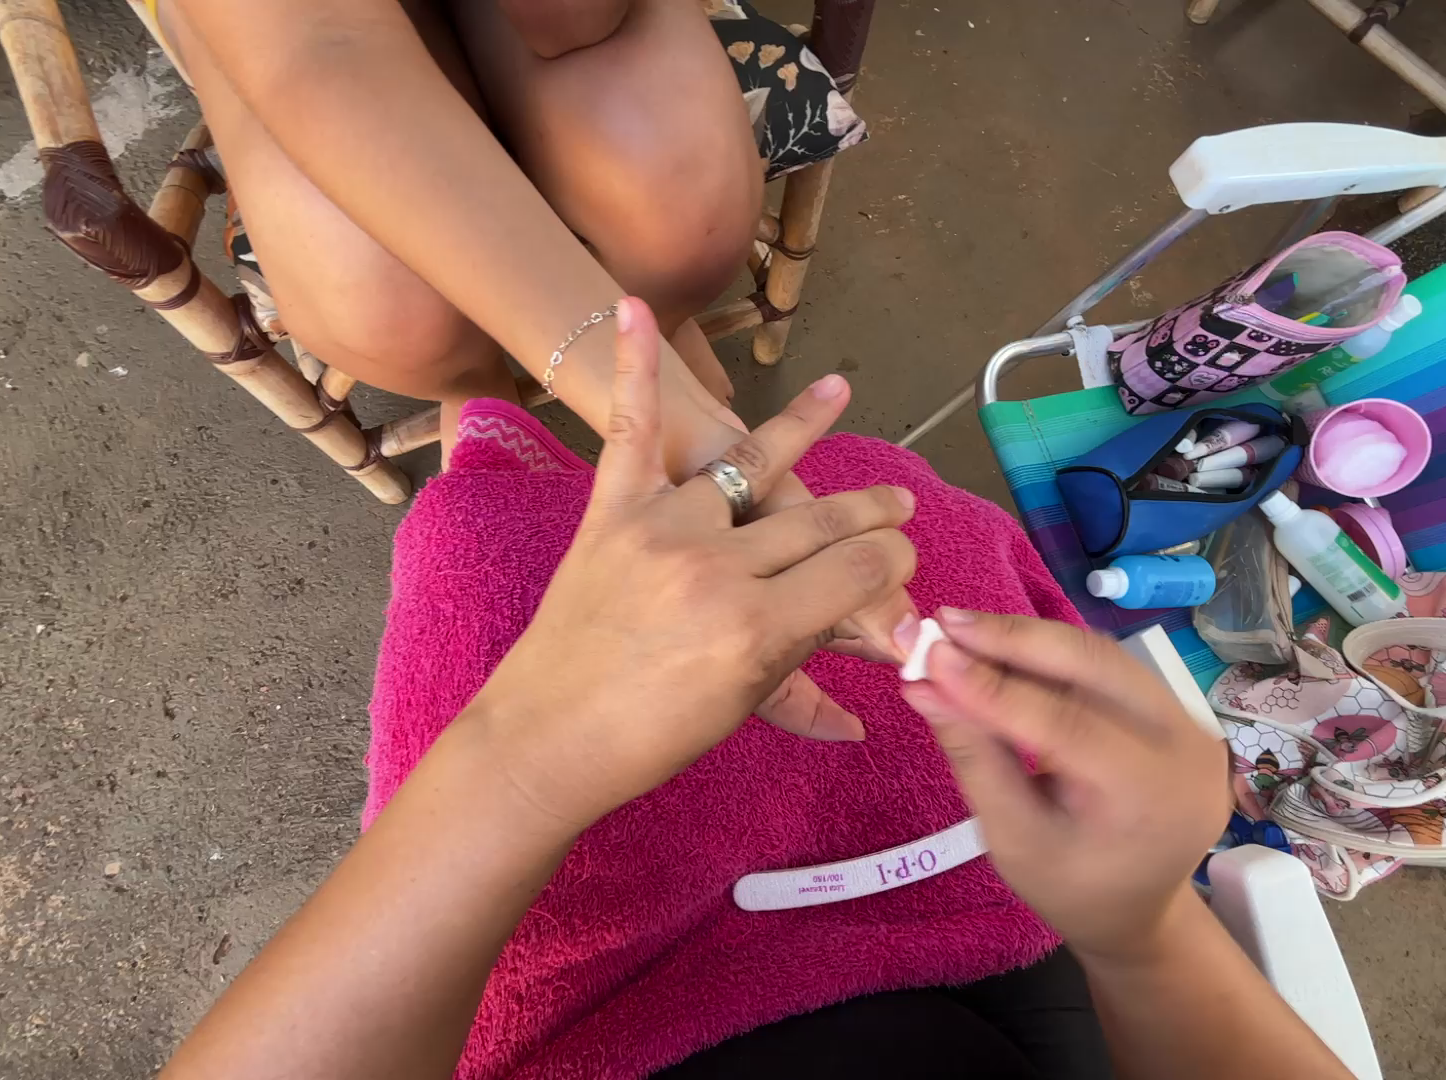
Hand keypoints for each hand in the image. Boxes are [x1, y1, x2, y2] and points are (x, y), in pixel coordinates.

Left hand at [464, 297, 917, 829]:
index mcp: (760, 628)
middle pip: (822, 520)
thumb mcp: (743, 707)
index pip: (862, 569)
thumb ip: (811, 674)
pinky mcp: (611, 513)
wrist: (544, 738)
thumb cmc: (651, 739)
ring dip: (803, 428)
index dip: (895, 562)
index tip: (901, 564)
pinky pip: (629, 430)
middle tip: (898, 504)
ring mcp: (662, 530)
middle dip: (873, 512)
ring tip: (840, 392)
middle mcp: (719, 569)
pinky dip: (629, 366)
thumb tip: (878, 668)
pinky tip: (631, 306)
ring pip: (753, 465)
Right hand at [901, 609, 1229, 963]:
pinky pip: (1103, 664)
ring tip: (961, 629)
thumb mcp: (1010, 835)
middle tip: (945, 623)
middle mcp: (1188, 749)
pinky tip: (999, 645)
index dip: (994, 686)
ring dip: (1025, 637)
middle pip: (1095, 666)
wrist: (1136, 909)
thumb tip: (921, 685)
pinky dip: (1045, 651)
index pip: (1069, 724)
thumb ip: (971, 755)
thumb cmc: (1069, 887)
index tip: (933, 656)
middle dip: (1012, 639)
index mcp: (1155, 799)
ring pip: (1097, 653)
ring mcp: (1189, 721)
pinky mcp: (1173, 706)